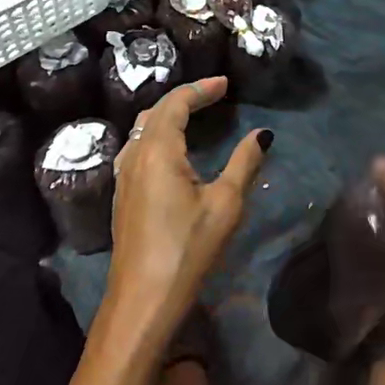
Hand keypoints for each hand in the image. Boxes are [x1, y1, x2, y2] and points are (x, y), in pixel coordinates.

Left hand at [110, 77, 270, 323]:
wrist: (142, 301)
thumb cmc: (188, 248)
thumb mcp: (226, 203)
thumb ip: (244, 162)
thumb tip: (262, 133)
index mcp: (158, 151)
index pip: (176, 103)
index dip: (201, 88)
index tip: (226, 82)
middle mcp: (135, 157)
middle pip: (156, 112)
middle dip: (185, 97)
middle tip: (215, 94)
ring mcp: (123, 178)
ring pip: (143, 130)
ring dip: (169, 115)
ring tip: (195, 114)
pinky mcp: (123, 197)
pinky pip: (138, 148)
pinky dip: (158, 134)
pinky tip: (173, 150)